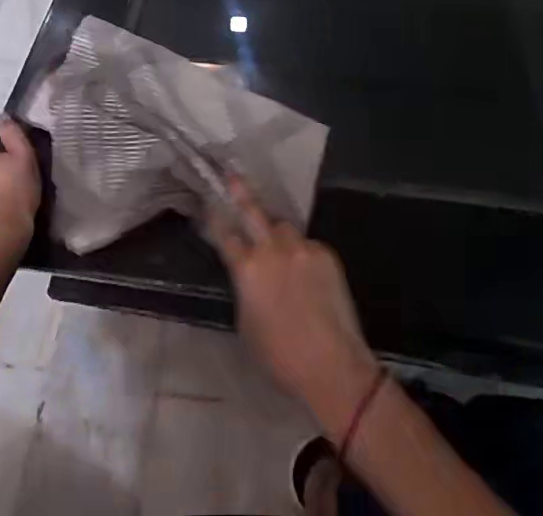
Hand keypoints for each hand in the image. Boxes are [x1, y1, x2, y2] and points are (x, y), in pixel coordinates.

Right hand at [209, 179, 381, 432]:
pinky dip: (302, 254)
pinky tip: (306, 274)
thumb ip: (244, 288)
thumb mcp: (246, 322)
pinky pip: (307, 245)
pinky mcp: (326, 255)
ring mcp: (302, 249)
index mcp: (246, 269)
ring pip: (284, 228)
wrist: (333, 366)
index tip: (209, 204)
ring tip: (279, 248)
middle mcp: (272, 251)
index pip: (225, 234)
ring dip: (277, 233)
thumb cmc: (279, 355)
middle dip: (240, 192)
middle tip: (232, 175)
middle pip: (253, 212)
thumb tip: (248, 275)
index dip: (215, 219)